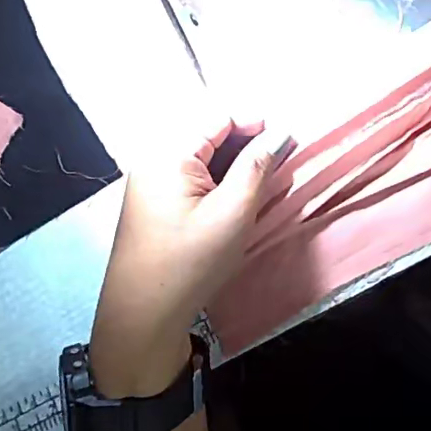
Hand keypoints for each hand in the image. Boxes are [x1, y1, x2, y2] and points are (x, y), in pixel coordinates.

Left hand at [91, 121, 291, 394]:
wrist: (143, 314)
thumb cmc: (191, 262)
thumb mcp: (234, 212)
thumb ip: (257, 166)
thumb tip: (279, 134)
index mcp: (168, 154)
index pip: (216, 116)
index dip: (255, 121)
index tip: (287, 138)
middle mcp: (152, 158)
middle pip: (206, 130)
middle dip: (244, 139)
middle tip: (277, 159)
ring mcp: (148, 180)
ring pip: (199, 152)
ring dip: (232, 158)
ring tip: (261, 176)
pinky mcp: (152, 200)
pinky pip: (189, 172)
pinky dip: (216, 175)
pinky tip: (235, 193)